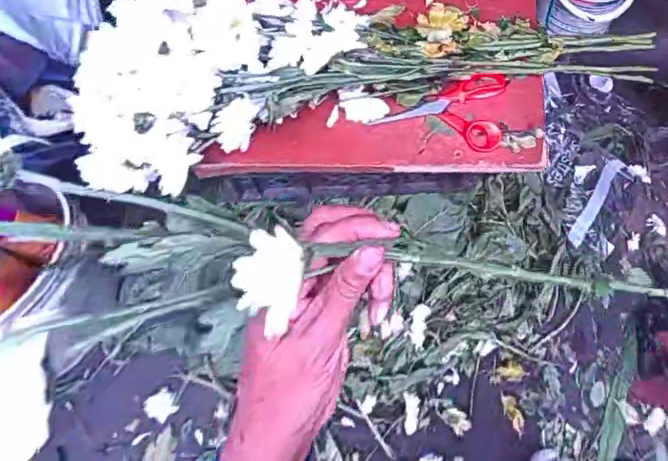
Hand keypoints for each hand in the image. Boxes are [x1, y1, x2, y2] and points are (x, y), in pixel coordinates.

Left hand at [222, 207, 397, 460]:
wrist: (277, 438)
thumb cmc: (284, 398)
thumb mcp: (317, 342)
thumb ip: (344, 291)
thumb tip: (372, 250)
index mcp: (279, 286)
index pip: (318, 236)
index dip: (355, 228)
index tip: (387, 235)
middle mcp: (294, 282)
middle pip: (333, 234)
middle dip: (366, 237)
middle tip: (391, 245)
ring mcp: (312, 292)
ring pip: (352, 256)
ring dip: (374, 271)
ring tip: (381, 302)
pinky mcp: (329, 305)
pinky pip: (357, 279)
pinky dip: (373, 288)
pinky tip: (376, 312)